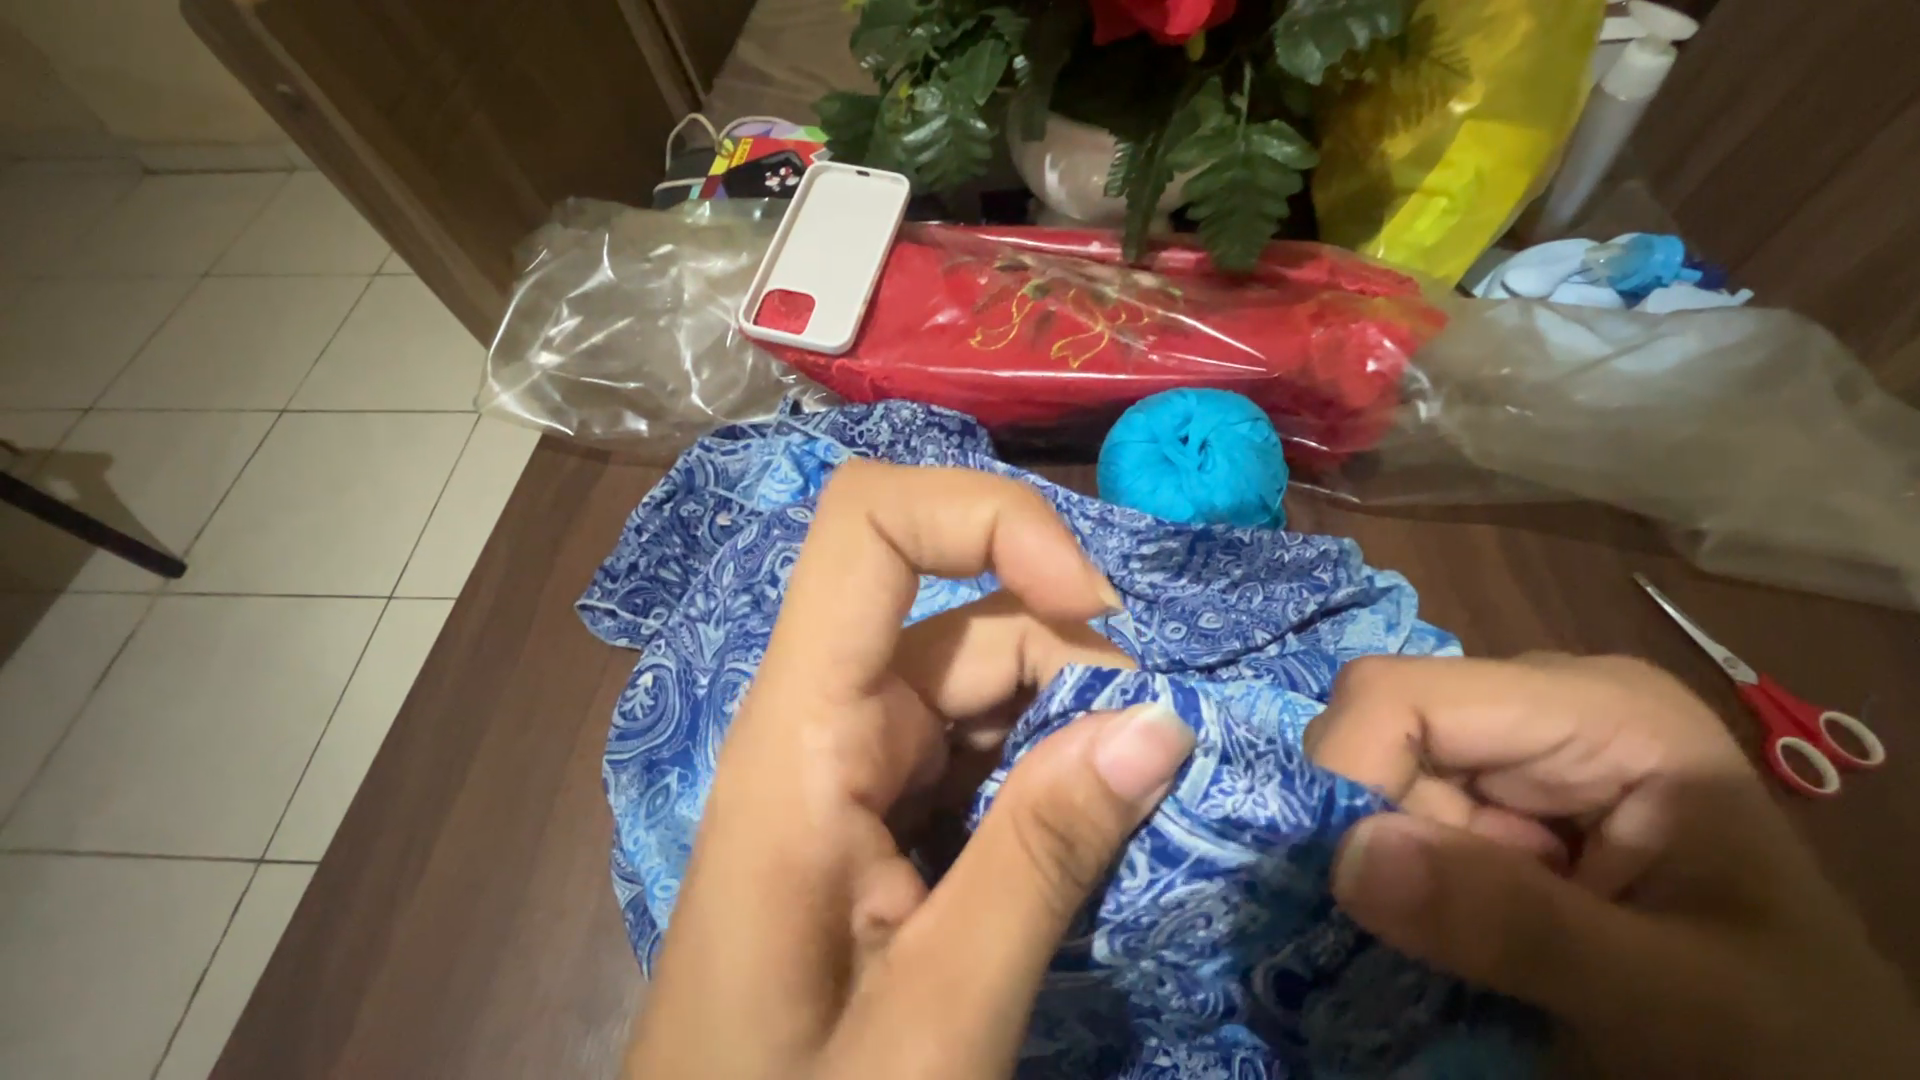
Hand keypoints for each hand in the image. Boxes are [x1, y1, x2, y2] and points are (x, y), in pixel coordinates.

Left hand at [623, 461, 1194, 1078]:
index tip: (1098, 607)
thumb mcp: (933, 1018)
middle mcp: (825, 720)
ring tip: (1137, 811)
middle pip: (964, 616)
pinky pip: (979, 747)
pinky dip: (1047, 772)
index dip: (989, 520)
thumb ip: (1041, 860)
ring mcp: (854, 762)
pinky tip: (1091, 834)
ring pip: (985, 682)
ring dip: (1073, 724)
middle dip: (1076, 660)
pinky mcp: (878, 808)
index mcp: (801, 735)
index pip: (867, 527)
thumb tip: (1160, 723)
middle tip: (1163, 760)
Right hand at [1307, 653, 1919, 1076]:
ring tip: (1471, 940)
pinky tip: (1458, 927)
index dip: (1351, 771)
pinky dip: (1399, 876)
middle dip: (1380, 830)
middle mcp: (1541, 706)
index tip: (1351, 880)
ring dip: (1392, 862)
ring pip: (1376, 778)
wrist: (1823, 1072)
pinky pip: (1396, 814)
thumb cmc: (1790, 1040)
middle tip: (1441, 930)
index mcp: (1601, 710)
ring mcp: (1513, 750)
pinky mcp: (1491, 795)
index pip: (1402, 695)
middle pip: (1381, 733)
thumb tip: (1347, 856)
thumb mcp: (1677, 1001)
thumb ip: (1523, 927)